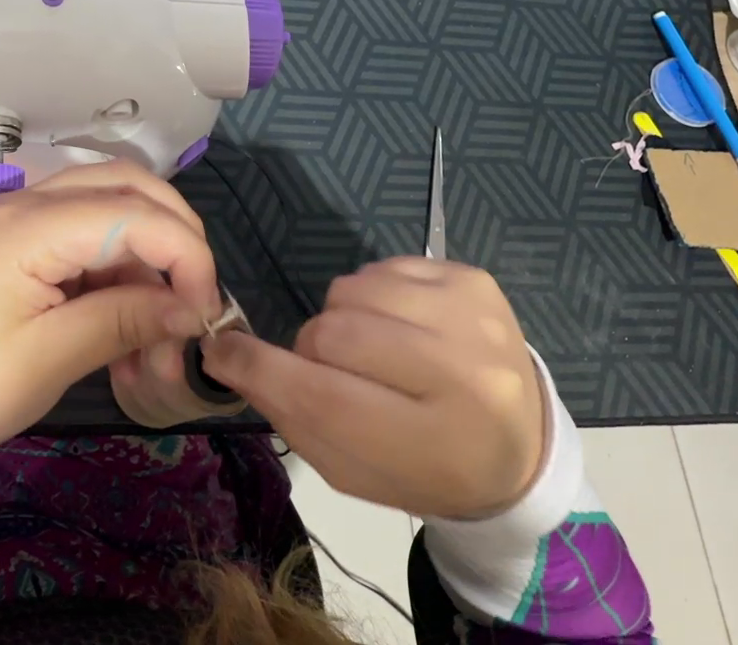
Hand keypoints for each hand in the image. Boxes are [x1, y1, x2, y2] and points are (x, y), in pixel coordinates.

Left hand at [0, 161, 222, 473]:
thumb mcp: (48, 361)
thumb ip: (124, 320)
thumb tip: (191, 308)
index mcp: (27, 229)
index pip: (133, 213)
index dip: (185, 255)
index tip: (205, 314)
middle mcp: (27, 204)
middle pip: (128, 186)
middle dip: (176, 237)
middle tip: (195, 301)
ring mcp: (23, 217)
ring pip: (114, 205)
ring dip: (151, 258)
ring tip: (162, 330)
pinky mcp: (24, 241)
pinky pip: (91, 235)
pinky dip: (123, 271)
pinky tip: (132, 326)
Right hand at [202, 257, 547, 519]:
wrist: (517, 448)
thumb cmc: (425, 470)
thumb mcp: (352, 468)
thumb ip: (289, 413)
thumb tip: (228, 354)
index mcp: (433, 442)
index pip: (323, 397)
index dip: (258, 368)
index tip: (220, 350)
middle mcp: (463, 375)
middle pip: (333, 334)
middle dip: (313, 349)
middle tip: (333, 371)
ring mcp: (474, 319)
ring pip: (351, 291)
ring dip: (342, 318)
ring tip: (371, 347)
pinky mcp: (475, 280)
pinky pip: (381, 268)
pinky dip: (372, 295)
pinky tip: (399, 325)